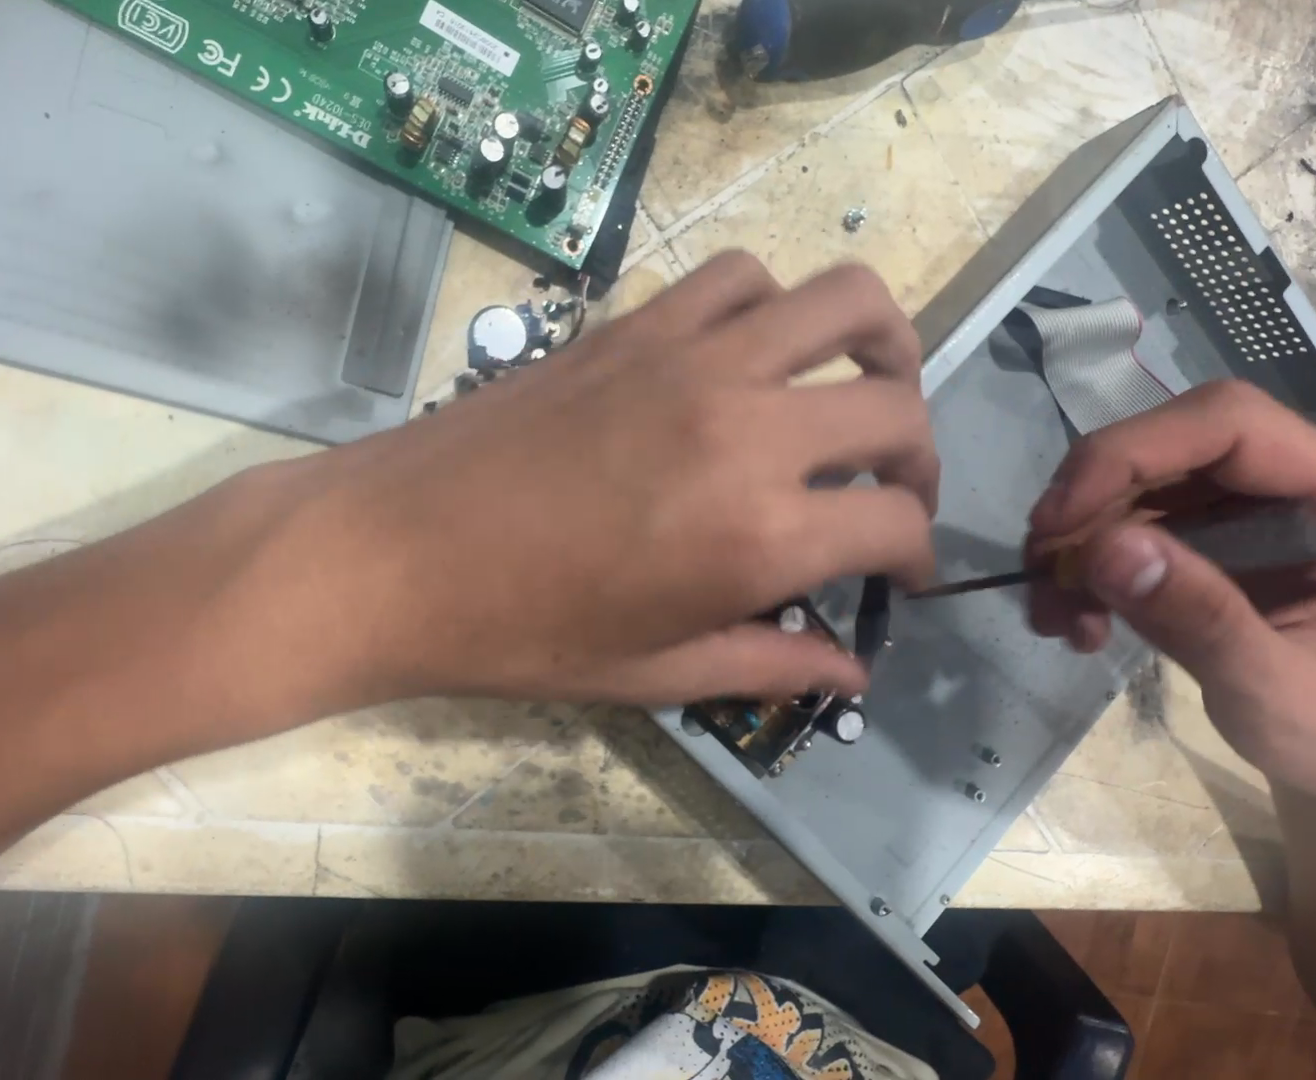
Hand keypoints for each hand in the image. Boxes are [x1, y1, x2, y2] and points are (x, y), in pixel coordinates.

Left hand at [190, 253, 939, 729]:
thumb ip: (769, 667)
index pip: (894, 524)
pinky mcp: (639, 324)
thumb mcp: (653, 674)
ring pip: (845, 302)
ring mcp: (695, 360)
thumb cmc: (519, 632)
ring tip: (859, 391)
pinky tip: (753, 356)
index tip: (900, 570)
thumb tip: (852, 673)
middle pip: (898, 408)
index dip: (914, 553)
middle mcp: (748, 431)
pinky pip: (742, 279)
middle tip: (891, 493)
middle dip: (921, 458)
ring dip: (879, 348)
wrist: (394, 553)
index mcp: (757, 538)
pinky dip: (775, 307)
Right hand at [1025, 381, 1315, 820]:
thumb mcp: (1280, 696)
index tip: (1059, 517)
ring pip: (1140, 487)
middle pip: (1173, 447)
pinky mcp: (1218, 543)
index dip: (1133, 452)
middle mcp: (1307, 490)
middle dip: (1092, 500)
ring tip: (1055, 615)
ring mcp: (1257, 515)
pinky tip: (1076, 622)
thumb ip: (1202, 619)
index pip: (1233, 426)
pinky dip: (1088, 569)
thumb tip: (1104, 547)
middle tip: (1042, 566)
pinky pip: (1131, 527)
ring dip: (1078, 543)